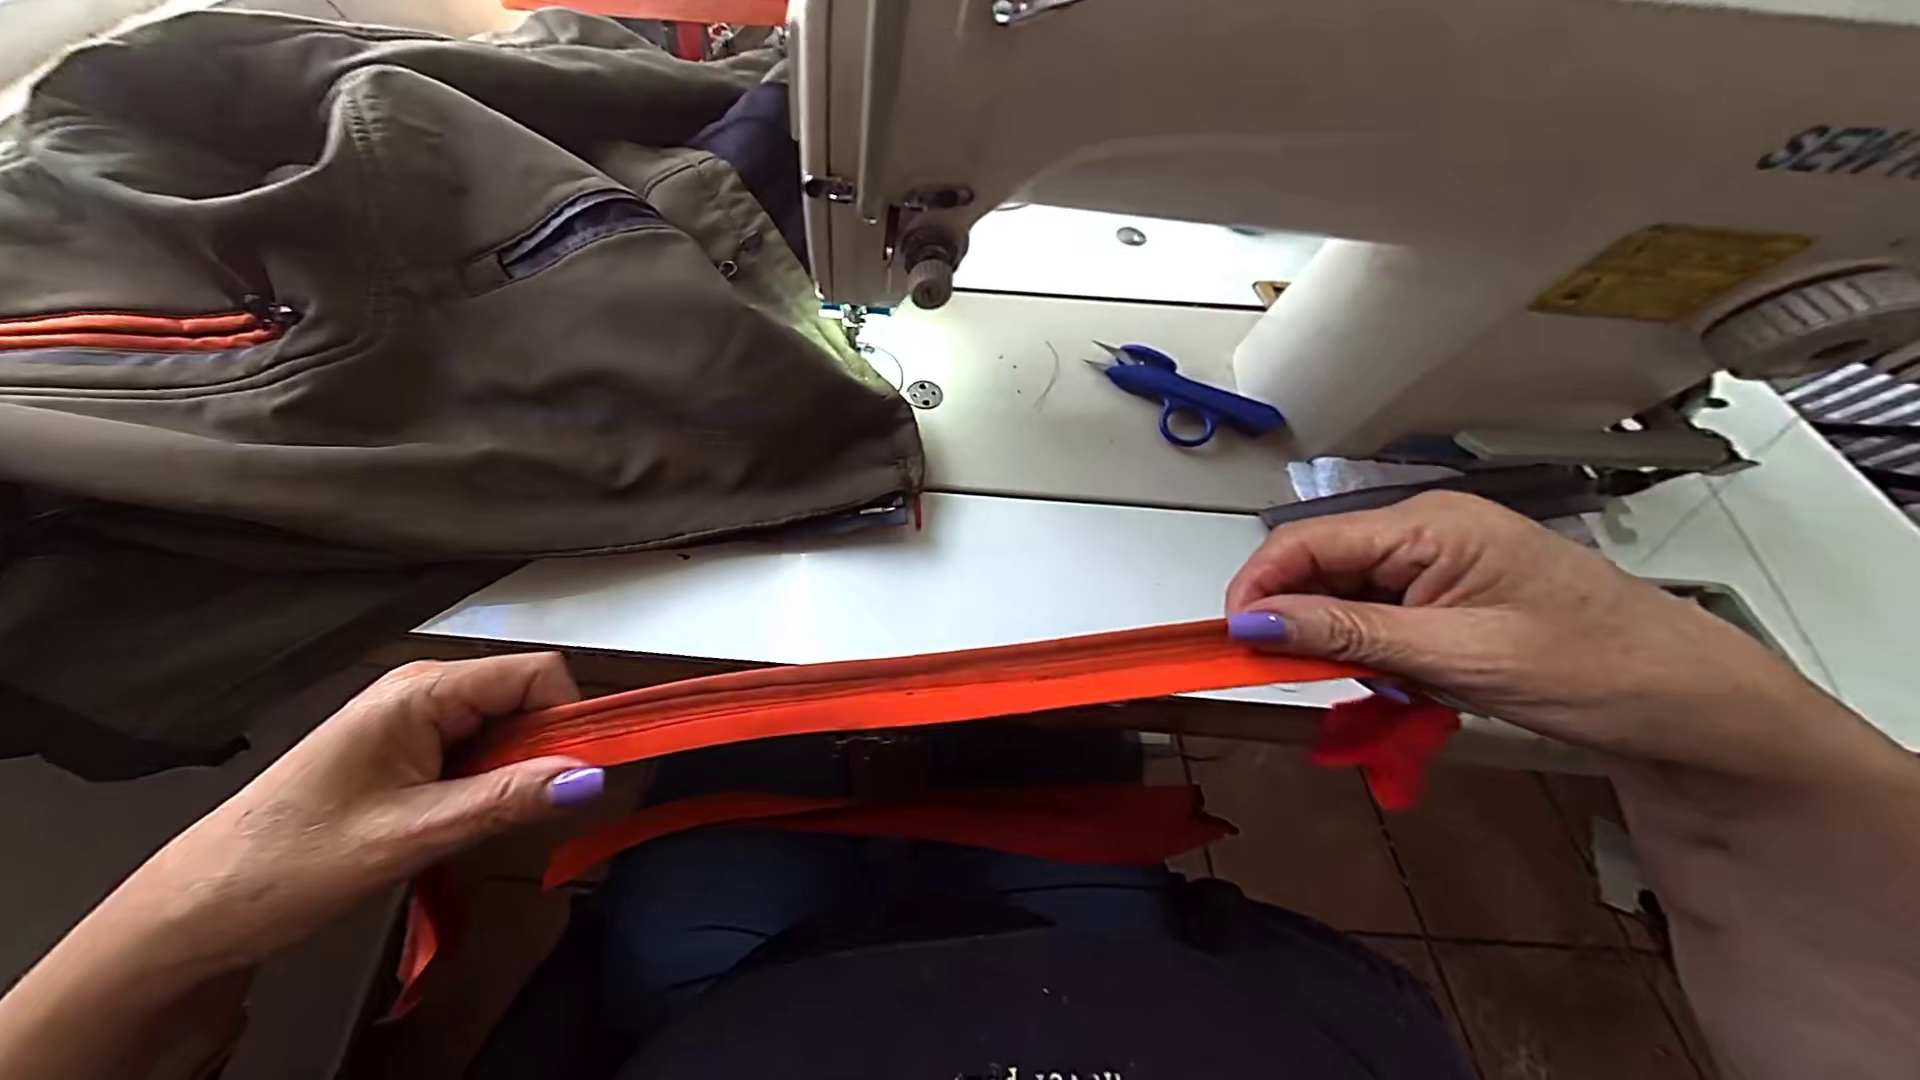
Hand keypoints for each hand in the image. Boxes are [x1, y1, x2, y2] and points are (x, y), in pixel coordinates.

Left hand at [128, 653, 602, 976]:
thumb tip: (588, 777)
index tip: (575, 767)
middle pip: (529, 694)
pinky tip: (467, 809)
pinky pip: (486, 742)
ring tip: (484, 812)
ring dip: (519, 765)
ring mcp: (419, 714)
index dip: (568, 714)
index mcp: (421, 690)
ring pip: (512, 721)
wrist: (190, 916)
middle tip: (526, 802)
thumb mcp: (410, 835)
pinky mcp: (415, 741)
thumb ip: (508, 800)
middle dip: (544, 745)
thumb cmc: (279, 866)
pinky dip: (497, 775)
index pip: (538, 671)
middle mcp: (424, 689)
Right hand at [1224, 492, 1889, 780]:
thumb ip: (1344, 633)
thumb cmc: (1597, 668)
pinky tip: (1389, 674)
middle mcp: (1422, 529)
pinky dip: (1360, 645)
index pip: (1304, 541)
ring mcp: (1432, 558)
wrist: (1697, 708)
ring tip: (1365, 679)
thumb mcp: (1454, 654)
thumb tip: (1255, 622)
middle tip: (1289, 670)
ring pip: (1338, 591)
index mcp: (1428, 524)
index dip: (1256, 586)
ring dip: (1330, 637)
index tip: (1232, 638)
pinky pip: (1369, 609)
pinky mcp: (1440, 587)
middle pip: (1316, 565)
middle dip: (1294, 617)